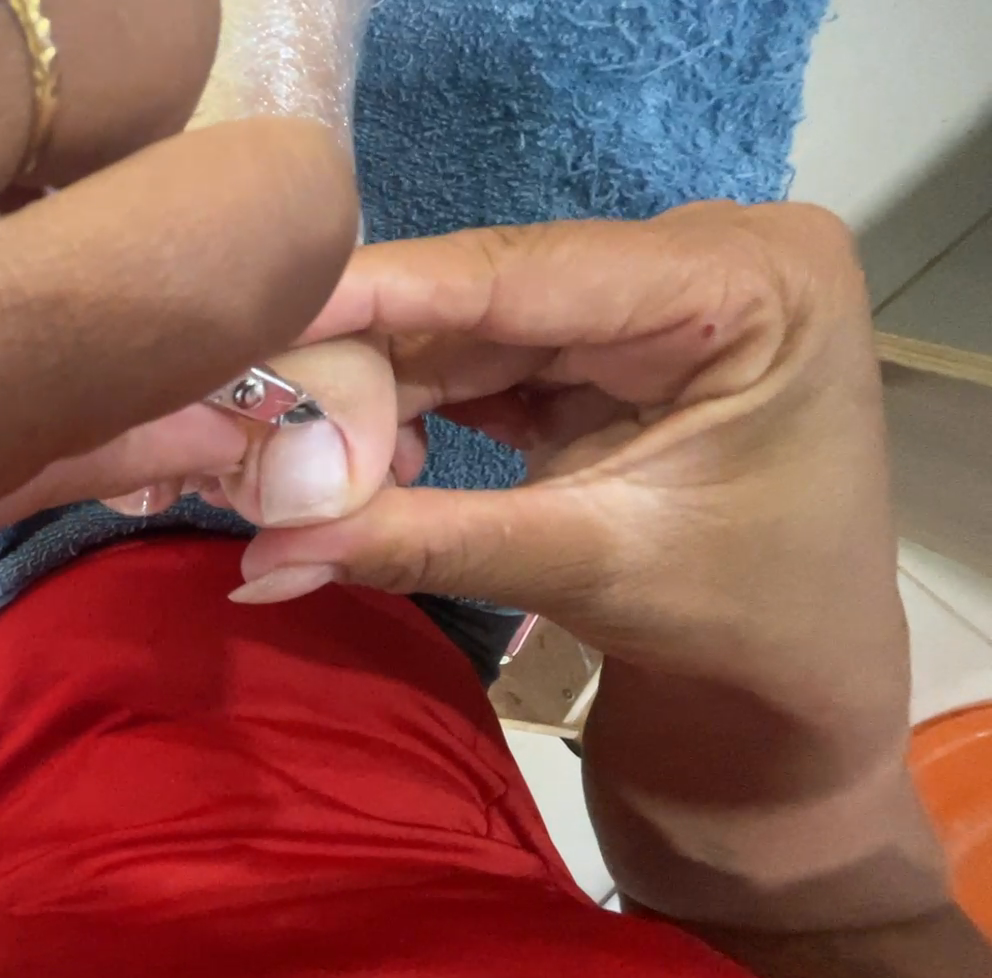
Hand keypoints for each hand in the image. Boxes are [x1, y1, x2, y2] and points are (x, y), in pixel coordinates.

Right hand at [233, 203, 950, 930]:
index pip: (510, 275)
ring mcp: (621, 305)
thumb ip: (414, 546)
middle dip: (346, 370)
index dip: (366, 298)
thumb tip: (261, 559)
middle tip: (244, 426)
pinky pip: (451, 369)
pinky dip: (390, 419)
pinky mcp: (576, 349)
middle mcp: (677, 266)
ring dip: (356, 402)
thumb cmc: (738, 619)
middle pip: (461, 303)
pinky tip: (350, 464)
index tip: (248, 321)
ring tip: (283, 459)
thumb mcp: (577, 567)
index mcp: (738, 285)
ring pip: (441, 337)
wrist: (778, 665)